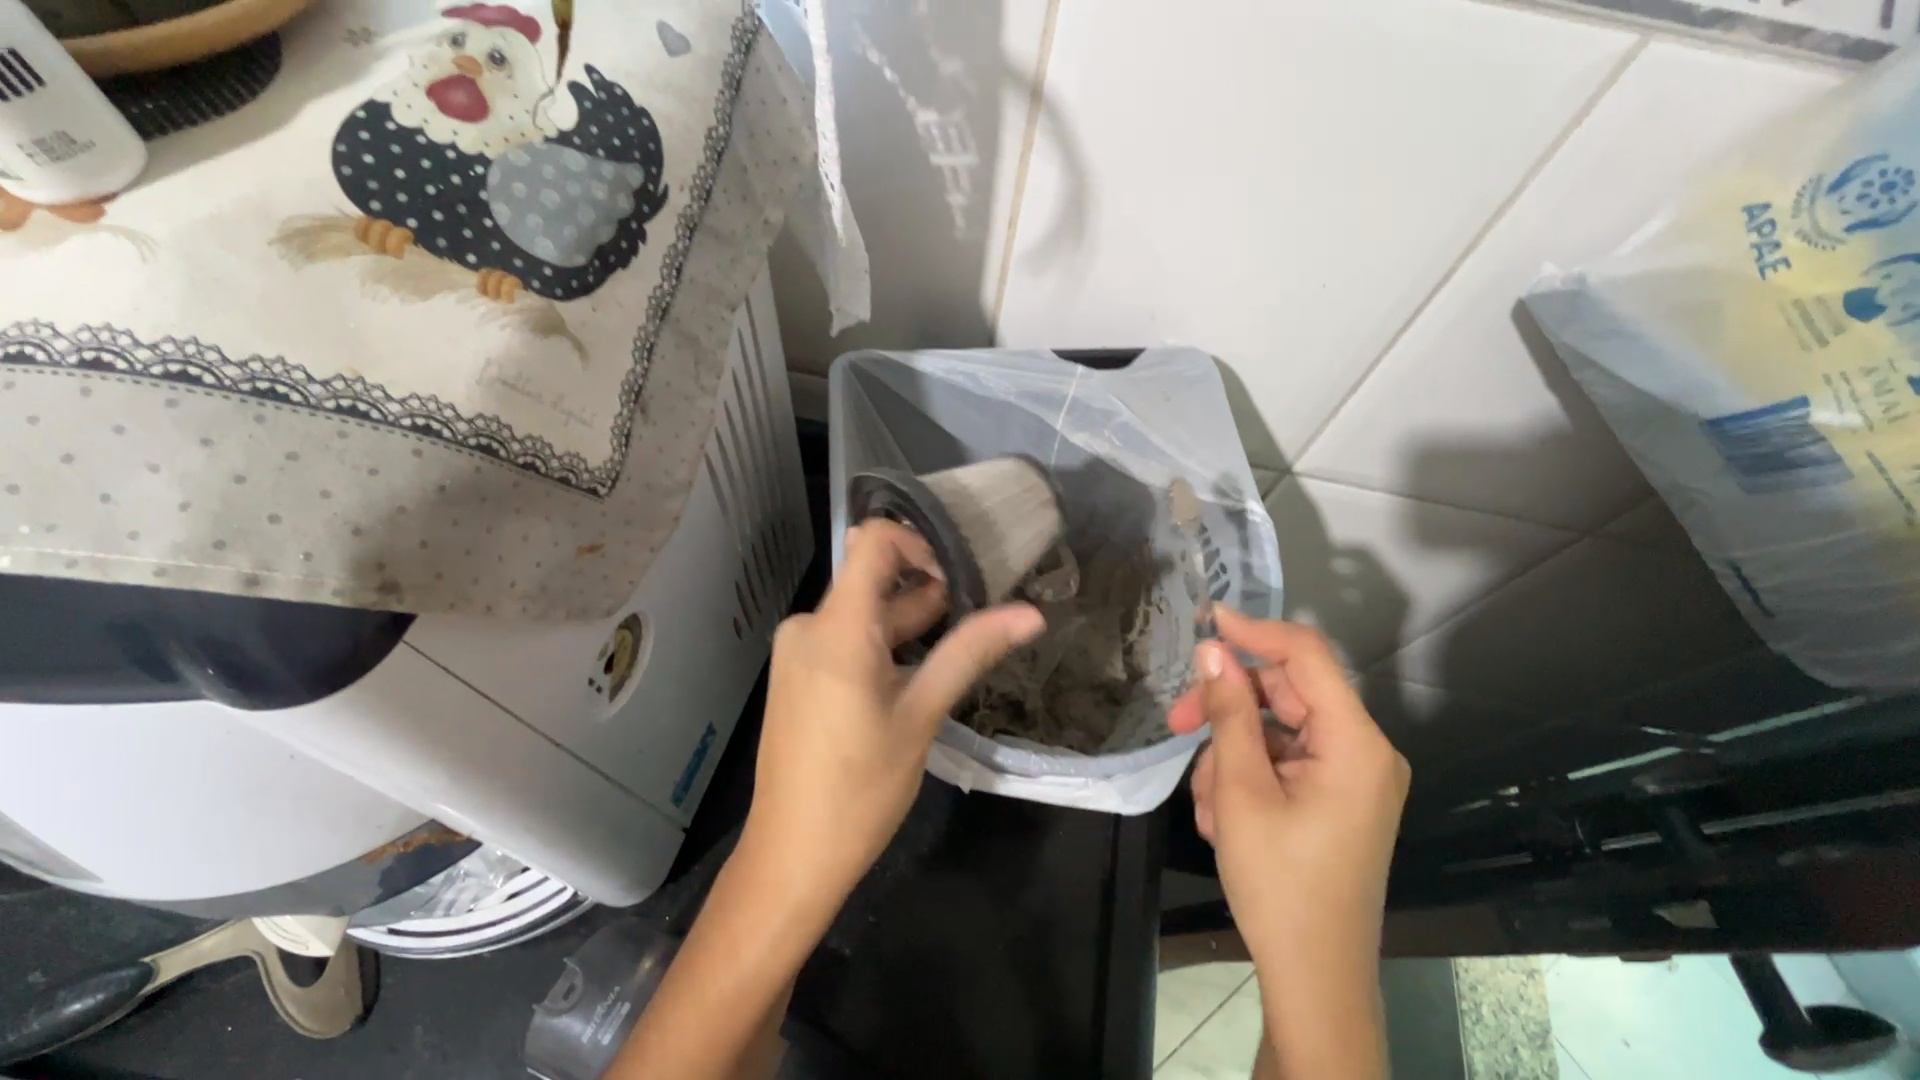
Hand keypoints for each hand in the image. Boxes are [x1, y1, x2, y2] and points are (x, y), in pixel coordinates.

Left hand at [743, 519, 1045, 912]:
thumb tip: (1031, 613)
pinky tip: (917, 679)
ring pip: (862, 615)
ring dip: (908, 626)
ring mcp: (798, 652)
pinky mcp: (798, 676)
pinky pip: (844, 641)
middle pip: (873, 581)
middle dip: (926, 594)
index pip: (873, 541)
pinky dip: (882, 648)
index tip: (962, 581)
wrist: (792, 855)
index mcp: (835, 627)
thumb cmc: (860, 789)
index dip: (921, 545)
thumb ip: (969, 653)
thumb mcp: (921, 716)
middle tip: (979, 619)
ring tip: (958, 651)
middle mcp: (809, 626)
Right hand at [1166, 609, 1409, 969]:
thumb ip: (1228, 713)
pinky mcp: (1337, 801)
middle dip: (1227, 710)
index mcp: (1355, 743)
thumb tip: (1212, 651)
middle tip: (1175, 725)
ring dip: (1230, 756)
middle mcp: (1363, 752)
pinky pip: (1285, 765)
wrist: (1315, 977)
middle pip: (1285, 696)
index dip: (1255, 631)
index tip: (1205, 621)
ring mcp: (1352, 779)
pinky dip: (1247, 779)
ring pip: (1276, 733)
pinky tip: (1223, 819)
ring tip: (1208, 808)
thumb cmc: (1279, 883)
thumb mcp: (1241, 791)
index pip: (1306, 656)